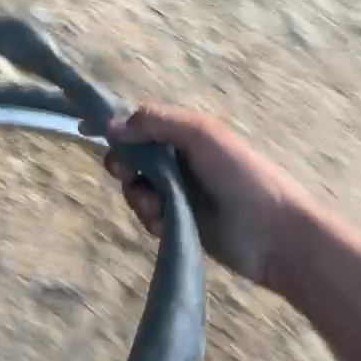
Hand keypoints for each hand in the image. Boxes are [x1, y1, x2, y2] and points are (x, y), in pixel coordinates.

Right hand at [95, 105, 318, 289]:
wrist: (277, 236)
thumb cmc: (243, 177)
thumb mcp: (202, 136)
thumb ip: (155, 123)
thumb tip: (111, 125)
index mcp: (185, 137)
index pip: (139, 125)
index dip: (112, 126)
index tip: (83, 129)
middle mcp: (179, 162)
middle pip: (130, 157)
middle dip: (121, 164)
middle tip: (124, 173)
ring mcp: (178, 194)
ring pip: (134, 187)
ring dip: (136, 195)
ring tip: (154, 206)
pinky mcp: (178, 222)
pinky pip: (146, 215)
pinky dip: (149, 217)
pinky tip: (164, 222)